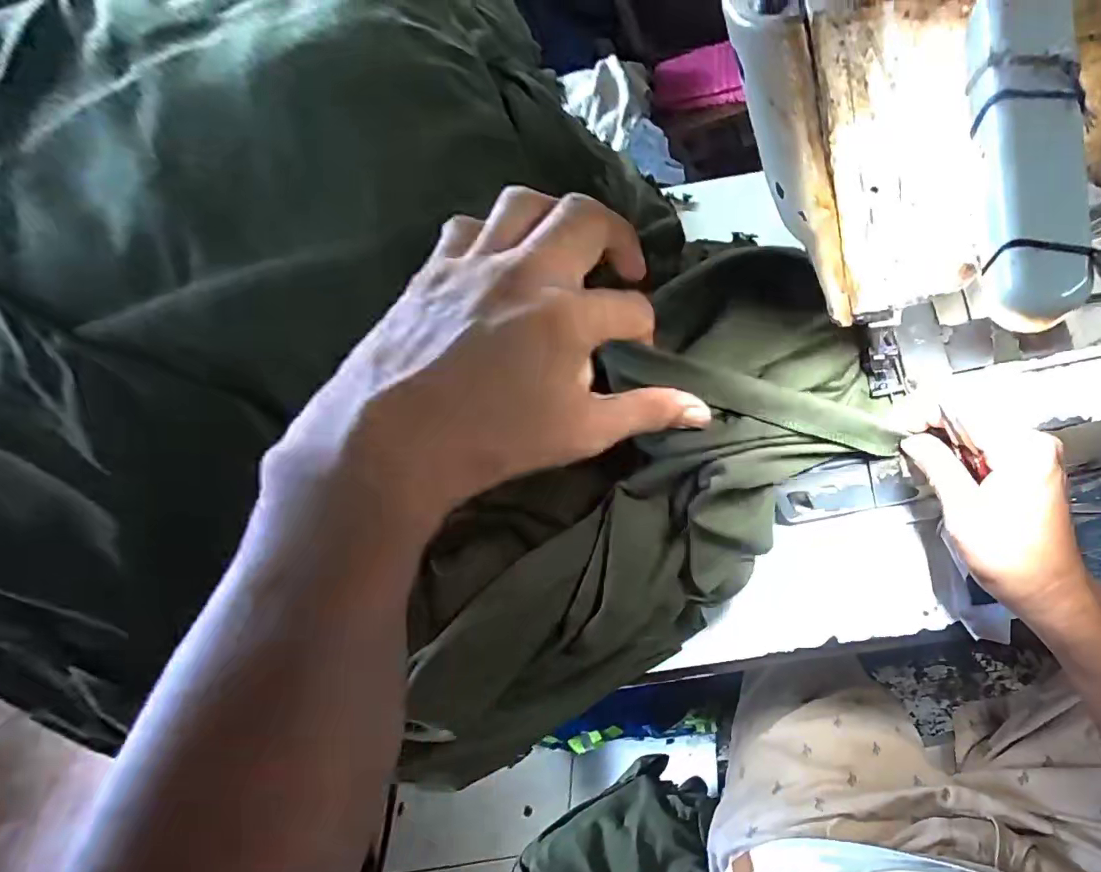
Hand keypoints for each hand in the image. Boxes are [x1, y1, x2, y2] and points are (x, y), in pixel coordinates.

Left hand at [259, 187, 711, 546]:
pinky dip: (496, 234)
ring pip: (526, 202)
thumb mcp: (583, 432)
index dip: (645, 327)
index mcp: (569, 316)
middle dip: (620, 238)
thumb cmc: (498, 441)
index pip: (630, 307)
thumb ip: (646, 411)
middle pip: (588, 218)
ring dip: (557, 218)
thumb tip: (704, 411)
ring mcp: (476, 261)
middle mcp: (528, 271)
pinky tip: (500, 264)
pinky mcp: (435, 266)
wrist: (397, 440)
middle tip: (625, 269)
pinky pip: (471, 225)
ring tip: (565, 251)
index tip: (640, 348)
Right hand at [899, 412, 1100, 627]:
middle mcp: (1034, 443)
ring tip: (921, 456)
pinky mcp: (1032, 468)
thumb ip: (937, 466)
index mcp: (1022, 448)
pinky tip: (947, 466)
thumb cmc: (1011, 558)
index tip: (901, 426)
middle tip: (906, 442)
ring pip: (981, 430)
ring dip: (949, 440)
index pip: (965, 408)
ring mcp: (1035, 454)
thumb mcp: (962, 511)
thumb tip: (914, 441)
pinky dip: (966, 453)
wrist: (1048, 589)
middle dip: (936, 425)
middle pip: (975, 415)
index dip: (926, 411)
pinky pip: (992, 447)